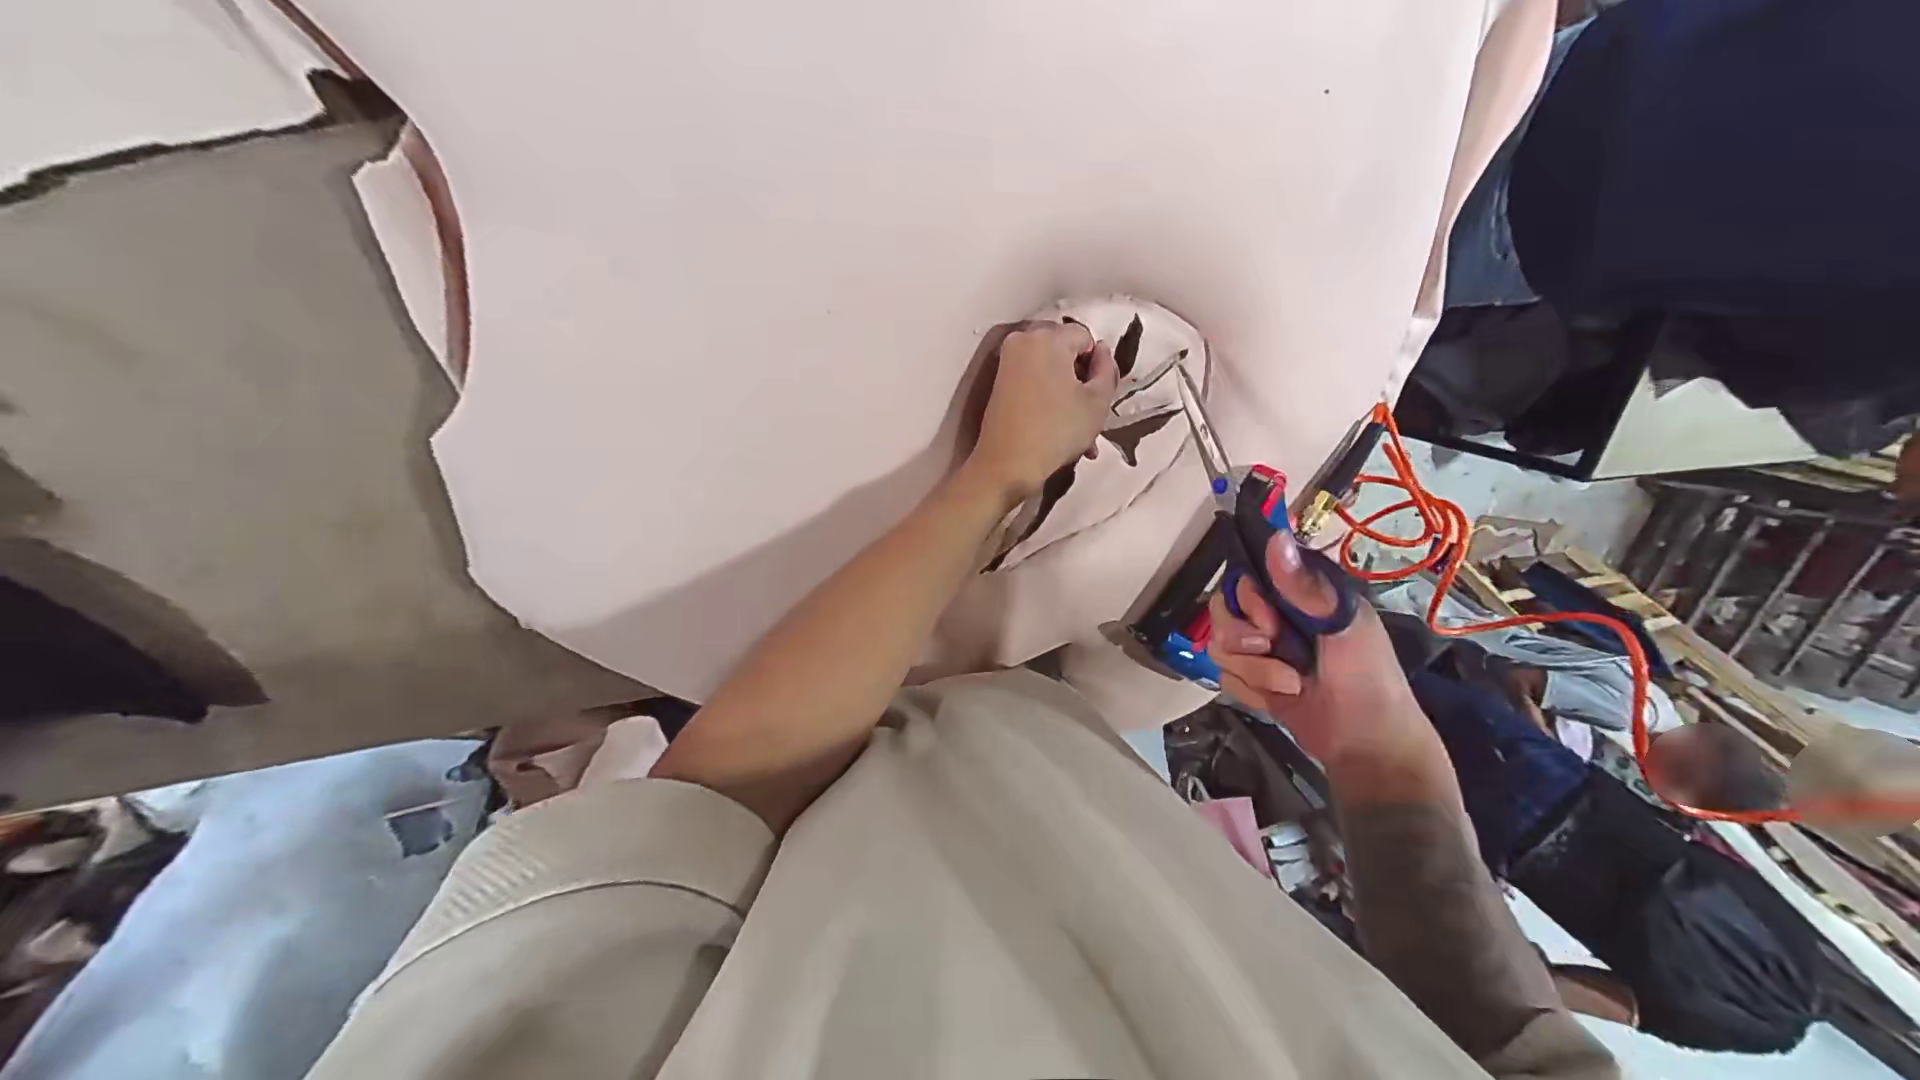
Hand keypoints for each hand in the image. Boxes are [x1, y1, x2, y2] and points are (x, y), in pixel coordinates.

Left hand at [963, 322, 1117, 500]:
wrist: (1007, 465)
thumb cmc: (1057, 430)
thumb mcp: (1098, 401)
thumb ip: (1108, 368)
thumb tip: (1102, 351)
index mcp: (1047, 337)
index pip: (1086, 337)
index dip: (1098, 365)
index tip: (1099, 395)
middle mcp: (1022, 341)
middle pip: (1065, 354)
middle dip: (1082, 383)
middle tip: (1092, 417)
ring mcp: (1006, 363)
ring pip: (1051, 374)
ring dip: (1069, 400)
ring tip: (1081, 438)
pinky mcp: (998, 385)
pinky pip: (1034, 385)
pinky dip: (1049, 403)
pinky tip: (1061, 435)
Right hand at [1206, 531, 1425, 766]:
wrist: (1366, 745)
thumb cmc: (1367, 679)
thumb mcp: (1345, 627)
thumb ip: (1306, 587)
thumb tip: (1277, 537)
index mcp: (1299, 592)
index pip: (1245, 575)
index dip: (1247, 599)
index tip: (1269, 622)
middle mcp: (1274, 614)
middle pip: (1222, 609)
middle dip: (1243, 638)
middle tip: (1272, 651)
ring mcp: (1260, 647)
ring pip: (1219, 645)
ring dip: (1253, 671)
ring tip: (1289, 685)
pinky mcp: (1250, 677)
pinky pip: (1223, 674)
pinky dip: (1250, 690)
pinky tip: (1278, 699)